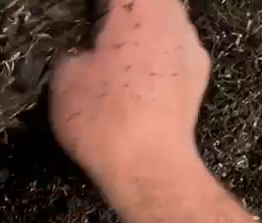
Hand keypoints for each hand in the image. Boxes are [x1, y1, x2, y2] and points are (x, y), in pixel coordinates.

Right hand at [49, 0, 261, 222]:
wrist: (149, 166)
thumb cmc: (104, 118)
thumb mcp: (64, 82)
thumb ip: (68, 53)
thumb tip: (74, 51)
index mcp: (136, 4)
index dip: (93, 8)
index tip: (81, 18)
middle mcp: (171, 13)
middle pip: (142, 3)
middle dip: (118, 17)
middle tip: (93, 40)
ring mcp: (189, 43)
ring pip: (160, 26)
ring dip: (137, 38)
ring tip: (114, 68)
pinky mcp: (197, 75)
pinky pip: (171, 56)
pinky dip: (153, 65)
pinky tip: (137, 92)